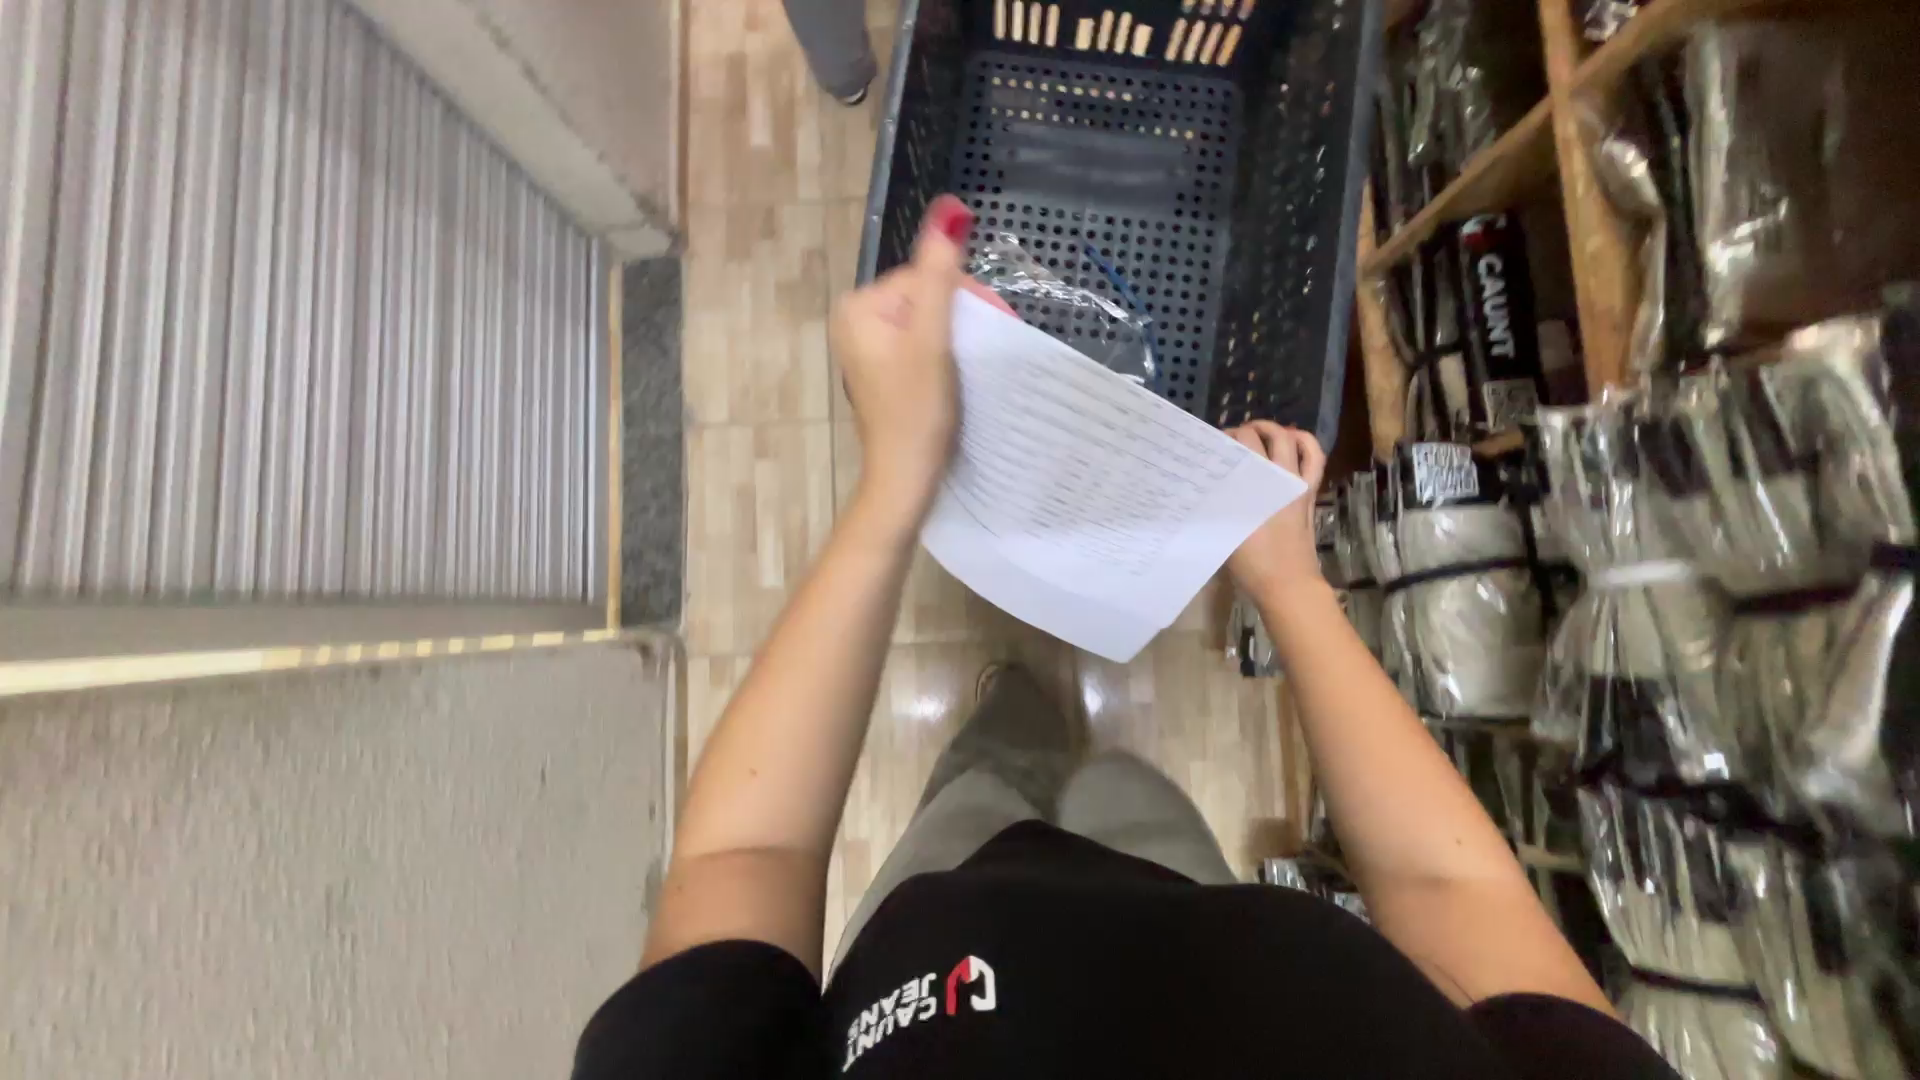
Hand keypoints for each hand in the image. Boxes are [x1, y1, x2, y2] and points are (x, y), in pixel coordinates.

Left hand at [830, 195, 1002, 522]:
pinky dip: (943, 358)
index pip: (925, 276)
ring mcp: (868, 351)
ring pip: (928, 324)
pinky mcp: (884, 375)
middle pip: (926, 297)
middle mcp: (856, 323)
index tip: (992, 326)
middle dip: (960, 319)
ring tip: (973, 367)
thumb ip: (941, 274)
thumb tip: (950, 208)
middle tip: (984, 351)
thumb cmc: (918, 411)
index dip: (963, 298)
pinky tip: (955, 379)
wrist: (905, 478)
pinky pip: (920, 348)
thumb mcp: (932, 338)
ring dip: (957, 339)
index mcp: (859, 307)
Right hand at [1225, 422, 1327, 598]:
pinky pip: (1315, 461)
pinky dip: (1306, 446)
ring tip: (1265, 433)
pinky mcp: (1309, 495)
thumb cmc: (1253, 563)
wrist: (1287, 585)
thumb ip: (1218, 505)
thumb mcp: (1225, 532)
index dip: (1229, 438)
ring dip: (1281, 431)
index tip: (1215, 444)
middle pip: (1271, 436)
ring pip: (1299, 442)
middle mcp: (1281, 478)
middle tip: (1236, 435)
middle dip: (1252, 429)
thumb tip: (1207, 487)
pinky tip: (1293, 446)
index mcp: (1258, 486)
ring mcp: (1300, 485)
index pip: (1244, 445)